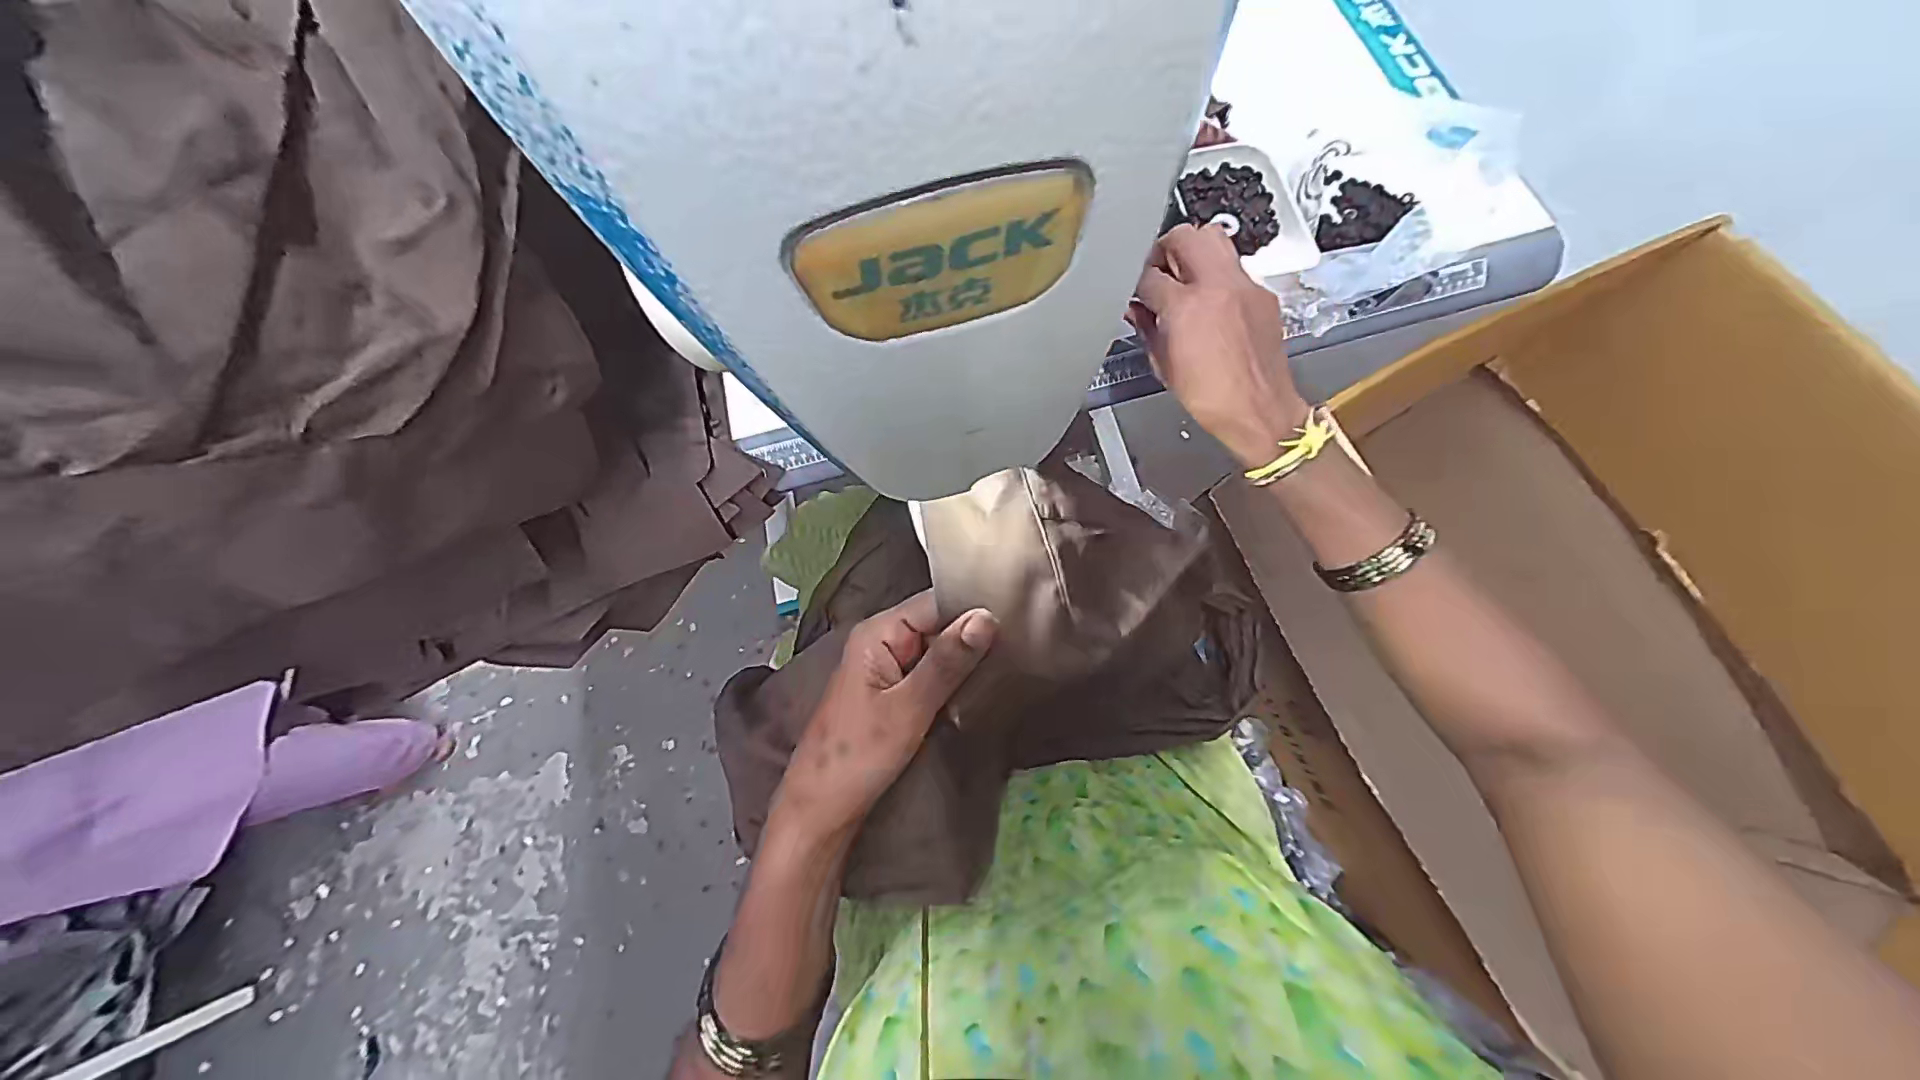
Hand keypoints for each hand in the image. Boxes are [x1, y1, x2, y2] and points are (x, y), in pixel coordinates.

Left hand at [769, 590, 996, 842]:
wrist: (821, 809)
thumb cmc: (858, 756)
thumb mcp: (909, 707)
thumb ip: (947, 662)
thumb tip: (987, 618)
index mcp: (877, 632)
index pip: (935, 603)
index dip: (974, 609)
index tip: (1018, 618)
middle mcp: (880, 639)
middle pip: (937, 622)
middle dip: (973, 634)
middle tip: (1020, 645)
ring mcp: (885, 665)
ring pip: (937, 648)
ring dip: (965, 658)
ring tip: (1010, 662)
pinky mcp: (892, 690)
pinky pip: (929, 671)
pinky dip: (952, 678)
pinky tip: (980, 685)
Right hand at [1128, 223, 1310, 467]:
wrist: (1257, 409)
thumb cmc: (1214, 398)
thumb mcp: (1164, 365)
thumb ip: (1147, 328)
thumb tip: (1138, 311)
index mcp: (1186, 307)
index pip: (1149, 275)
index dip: (1136, 283)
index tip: (1135, 291)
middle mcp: (1217, 287)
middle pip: (1184, 236)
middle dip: (1164, 250)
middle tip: (1157, 269)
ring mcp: (1244, 286)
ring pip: (1215, 239)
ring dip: (1193, 251)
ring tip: (1183, 277)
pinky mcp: (1261, 294)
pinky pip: (1234, 267)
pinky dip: (1216, 275)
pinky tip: (1208, 300)